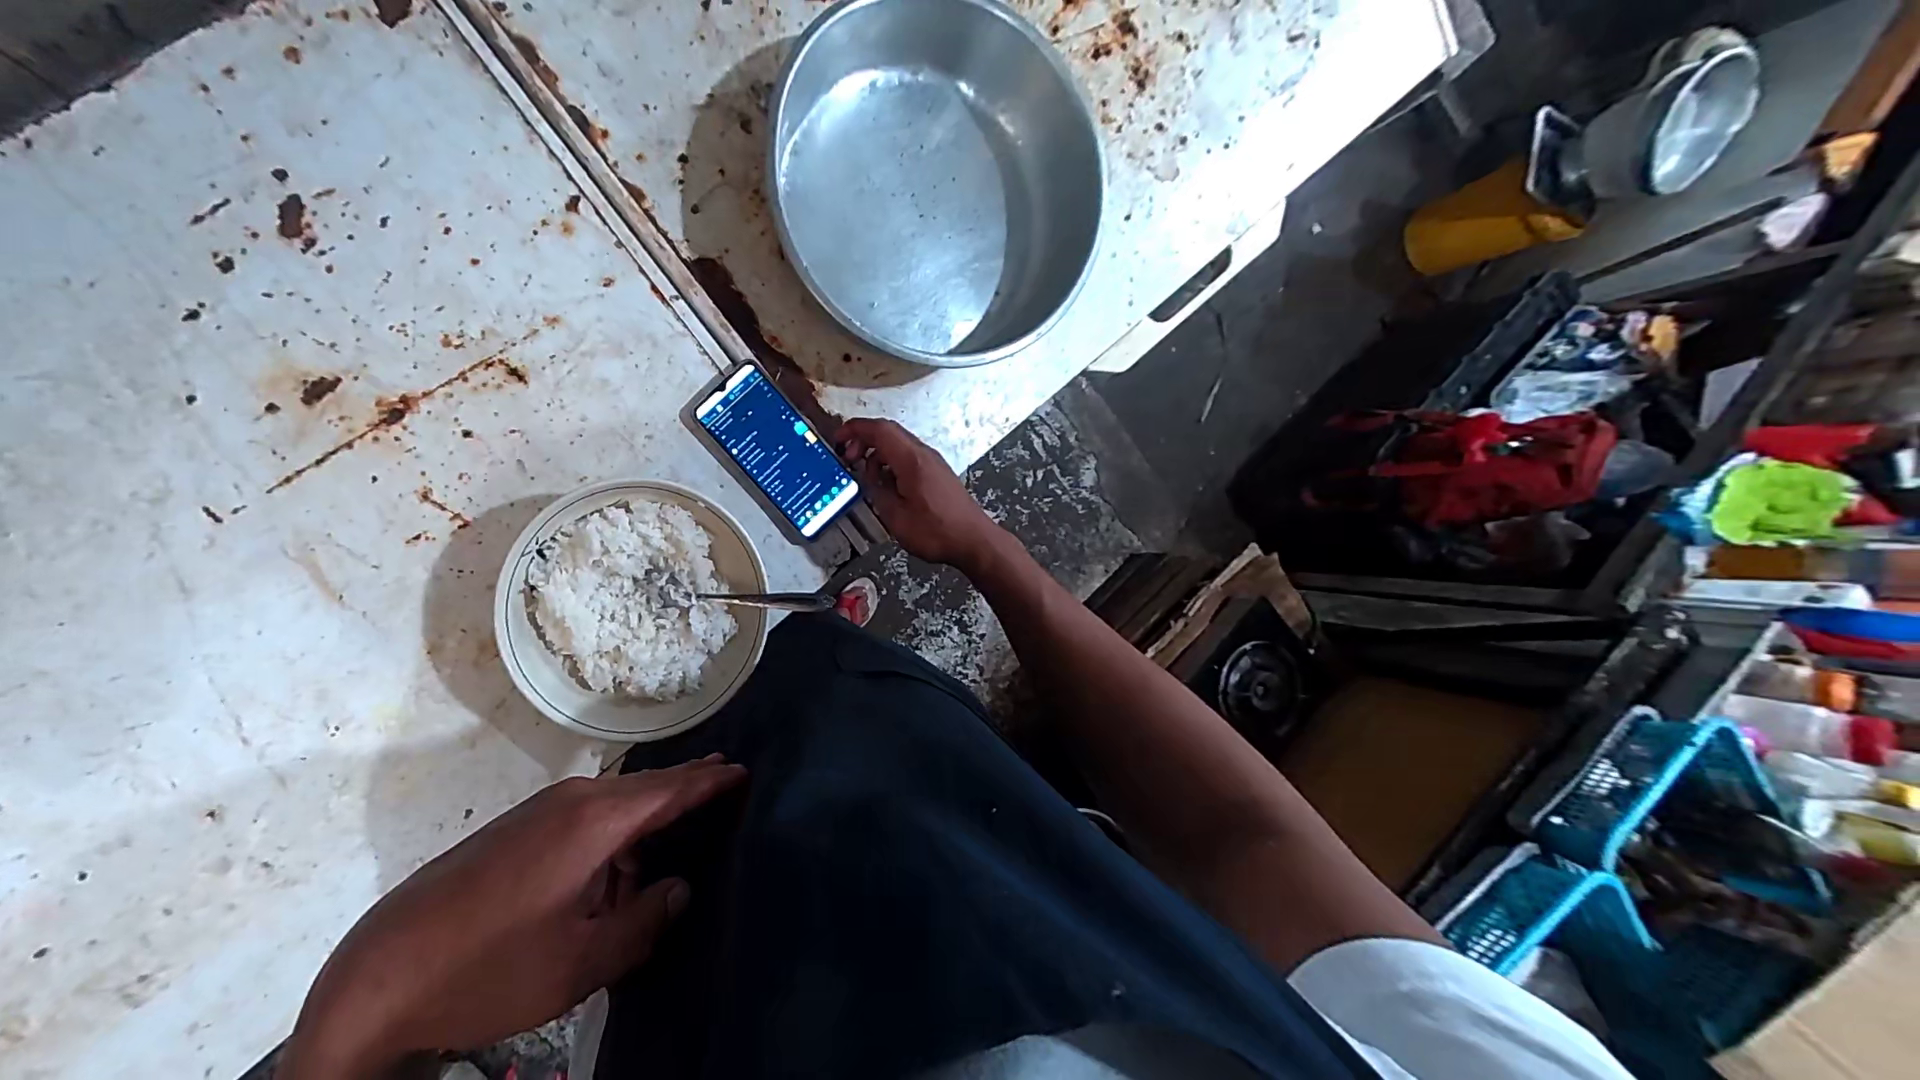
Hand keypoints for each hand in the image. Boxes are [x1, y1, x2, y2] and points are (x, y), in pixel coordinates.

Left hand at [278, 757, 747, 1077]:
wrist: (376, 975)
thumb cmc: (489, 968)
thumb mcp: (580, 962)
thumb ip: (644, 922)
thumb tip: (679, 888)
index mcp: (595, 823)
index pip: (671, 790)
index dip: (710, 781)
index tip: (743, 769)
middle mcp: (572, 802)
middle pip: (646, 785)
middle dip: (687, 781)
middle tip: (724, 772)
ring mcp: (539, 812)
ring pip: (615, 800)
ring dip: (650, 810)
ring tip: (681, 819)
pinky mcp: (516, 829)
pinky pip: (586, 813)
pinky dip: (618, 824)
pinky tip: (620, 856)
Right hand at [835, 417, 1005, 569]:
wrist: (973, 540)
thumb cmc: (939, 531)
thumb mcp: (895, 516)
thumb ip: (877, 491)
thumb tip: (867, 477)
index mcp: (911, 460)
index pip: (879, 429)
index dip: (854, 429)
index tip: (839, 438)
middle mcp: (924, 454)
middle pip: (889, 431)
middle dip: (863, 439)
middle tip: (848, 457)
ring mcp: (933, 462)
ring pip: (899, 444)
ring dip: (878, 453)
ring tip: (866, 475)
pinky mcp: (937, 472)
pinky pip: (909, 456)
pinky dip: (892, 462)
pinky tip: (886, 483)